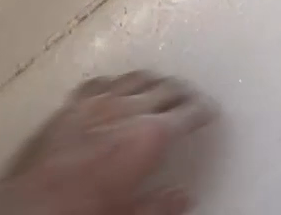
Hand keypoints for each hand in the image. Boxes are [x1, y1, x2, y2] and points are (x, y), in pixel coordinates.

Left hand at [0, 73, 213, 214]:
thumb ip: (159, 206)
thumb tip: (185, 195)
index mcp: (148, 138)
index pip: (187, 113)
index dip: (202, 111)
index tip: (209, 113)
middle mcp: (128, 109)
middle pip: (167, 88)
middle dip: (183, 94)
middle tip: (191, 103)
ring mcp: (98, 101)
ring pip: (139, 78)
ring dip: (155, 84)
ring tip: (161, 92)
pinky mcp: (71, 103)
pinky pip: (105, 82)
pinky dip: (119, 85)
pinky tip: (118, 94)